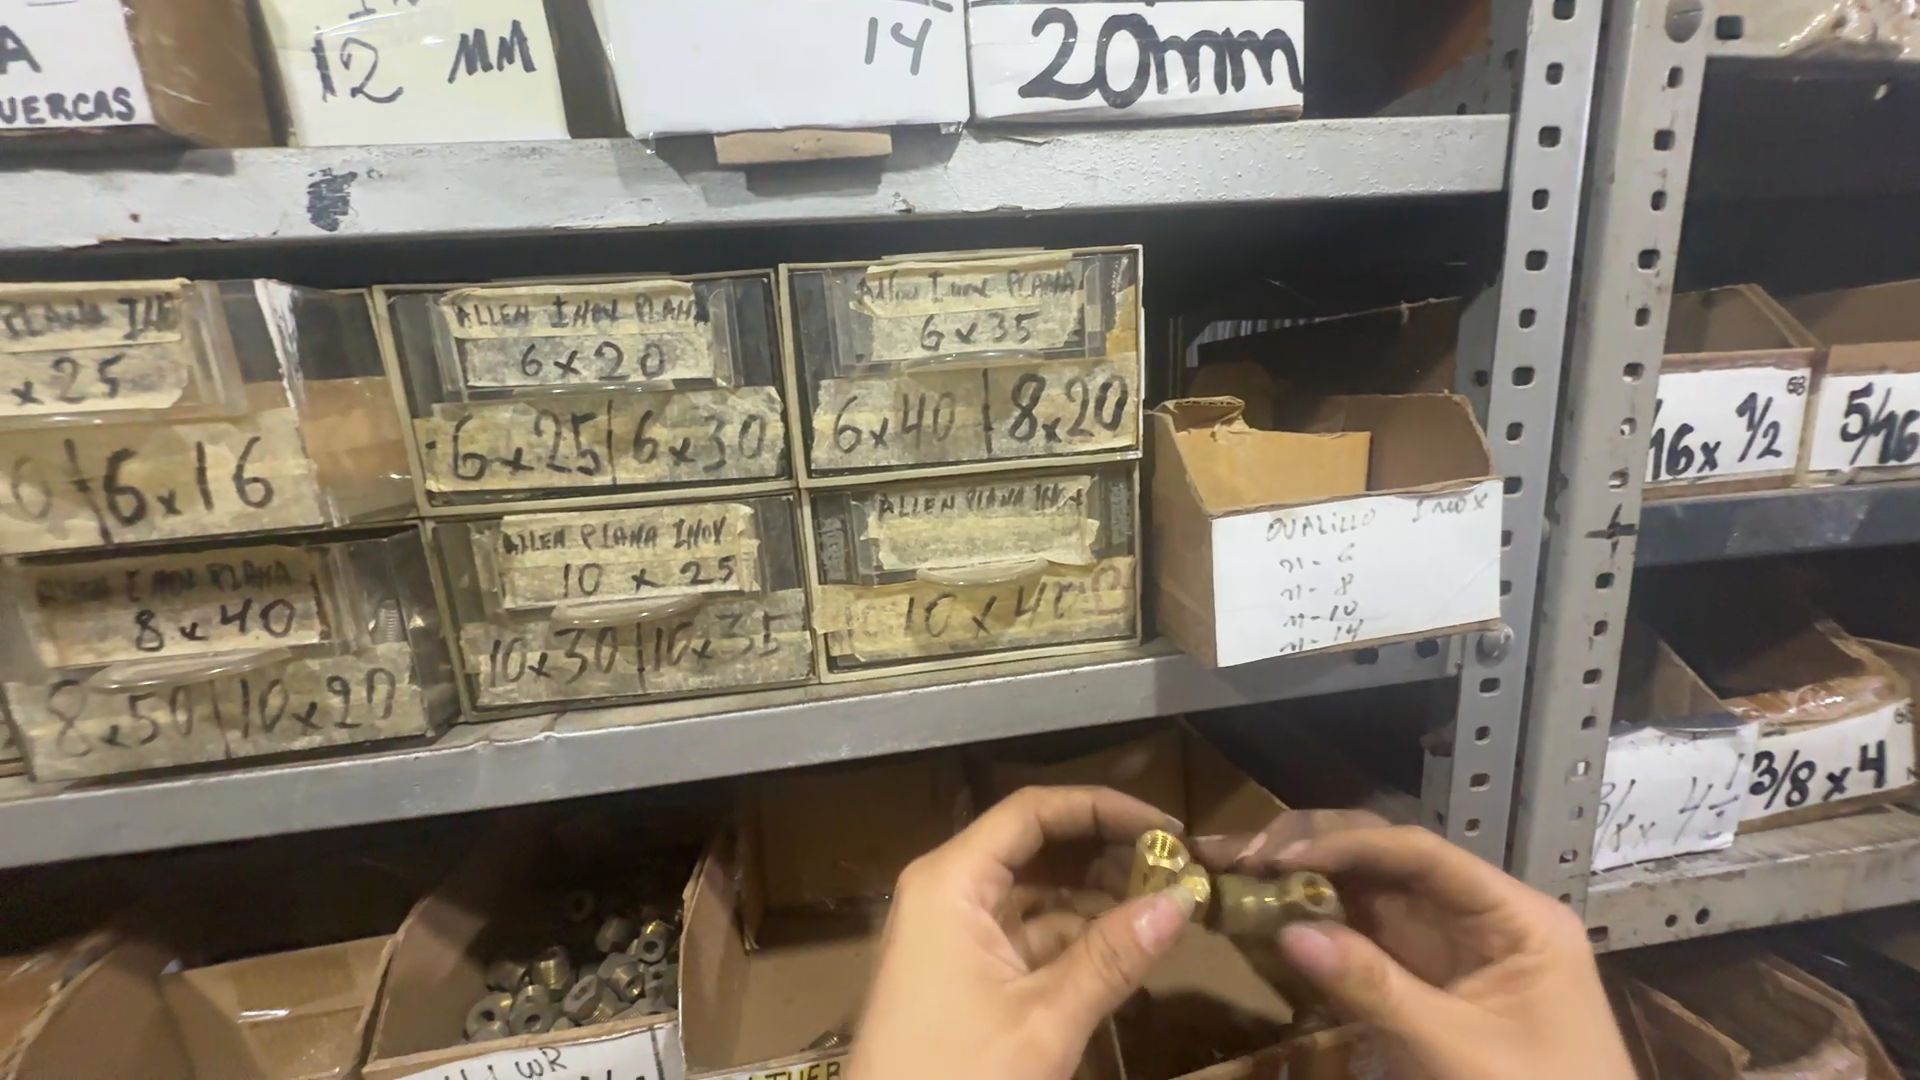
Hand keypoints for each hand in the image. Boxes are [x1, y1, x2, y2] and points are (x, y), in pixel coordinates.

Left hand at [850, 785, 1195, 1079]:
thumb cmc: (957, 1078)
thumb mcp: (1043, 1021)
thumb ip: (1112, 959)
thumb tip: (1181, 903)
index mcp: (952, 878)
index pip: (1032, 812)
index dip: (1101, 809)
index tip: (1164, 826)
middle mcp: (948, 885)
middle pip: (1033, 843)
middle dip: (1102, 850)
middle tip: (1171, 866)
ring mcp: (953, 926)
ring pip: (1032, 886)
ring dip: (1092, 893)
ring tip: (1158, 901)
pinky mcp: (963, 964)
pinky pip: (1024, 929)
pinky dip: (1072, 933)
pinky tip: (1122, 945)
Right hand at [1245, 825, 1634, 1079]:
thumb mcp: (1463, 1057)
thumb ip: (1377, 991)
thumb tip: (1287, 933)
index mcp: (1512, 914)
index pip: (1419, 851)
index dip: (1345, 843)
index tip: (1279, 857)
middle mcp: (1471, 907)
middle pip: (1380, 851)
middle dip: (1307, 845)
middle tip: (1241, 855)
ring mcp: (1438, 933)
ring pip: (1357, 877)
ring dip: (1294, 867)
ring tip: (1230, 862)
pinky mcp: (1411, 962)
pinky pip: (1351, 918)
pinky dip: (1303, 907)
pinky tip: (1258, 898)